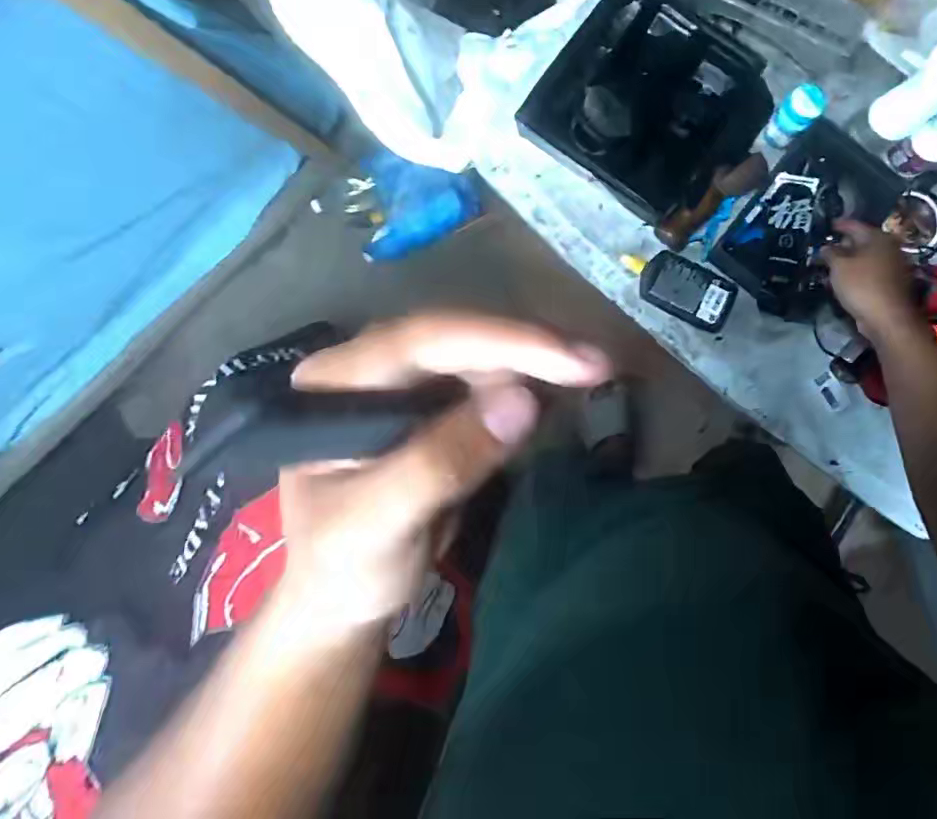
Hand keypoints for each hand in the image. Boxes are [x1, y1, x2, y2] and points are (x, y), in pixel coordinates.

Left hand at [270, 315, 611, 638]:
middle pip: (463, 337)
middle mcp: (375, 365)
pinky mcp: (442, 398)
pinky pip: (496, 374)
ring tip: (592, 373)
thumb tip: (524, 400)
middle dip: (533, 348)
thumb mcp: (380, 524)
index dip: (505, 342)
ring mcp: (411, 380)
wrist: (348, 599)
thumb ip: (441, 462)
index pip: (427, 340)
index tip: (572, 360)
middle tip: (597, 365)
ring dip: (542, 360)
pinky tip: (567, 388)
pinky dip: (536, 379)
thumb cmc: (348, 567)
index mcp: (339, 381)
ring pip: (486, 350)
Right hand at [822, 219, 923, 339]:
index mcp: (878, 237)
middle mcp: (889, 248)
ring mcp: (893, 267)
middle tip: (826, 248)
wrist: (888, 318)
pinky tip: (845, 280)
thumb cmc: (862, 285)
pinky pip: (871, 273)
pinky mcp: (892, 284)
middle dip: (843, 245)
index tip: (827, 226)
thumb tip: (826, 247)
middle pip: (862, 241)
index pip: (854, 225)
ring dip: (850, 261)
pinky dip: (858, 274)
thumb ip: (830, 253)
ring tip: (832, 266)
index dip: (839, 225)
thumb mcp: (839, 266)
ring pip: (866, 259)